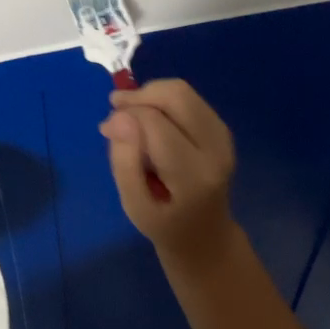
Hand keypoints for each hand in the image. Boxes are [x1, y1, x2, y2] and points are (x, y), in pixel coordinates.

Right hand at [99, 79, 238, 265]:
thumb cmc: (164, 224)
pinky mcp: (221, 129)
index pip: (156, 124)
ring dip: (151, 95)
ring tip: (130, 114)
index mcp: (194, 175)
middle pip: (176, 96)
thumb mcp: (134, 205)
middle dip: (140, 95)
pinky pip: (188, 98)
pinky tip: (150, 119)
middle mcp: (215, 149)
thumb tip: (118, 116)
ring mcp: (223, 137)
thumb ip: (124, 162)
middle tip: (115, 108)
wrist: (206, 237)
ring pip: (182, 91)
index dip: (126, 117)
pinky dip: (163, 100)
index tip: (106, 129)